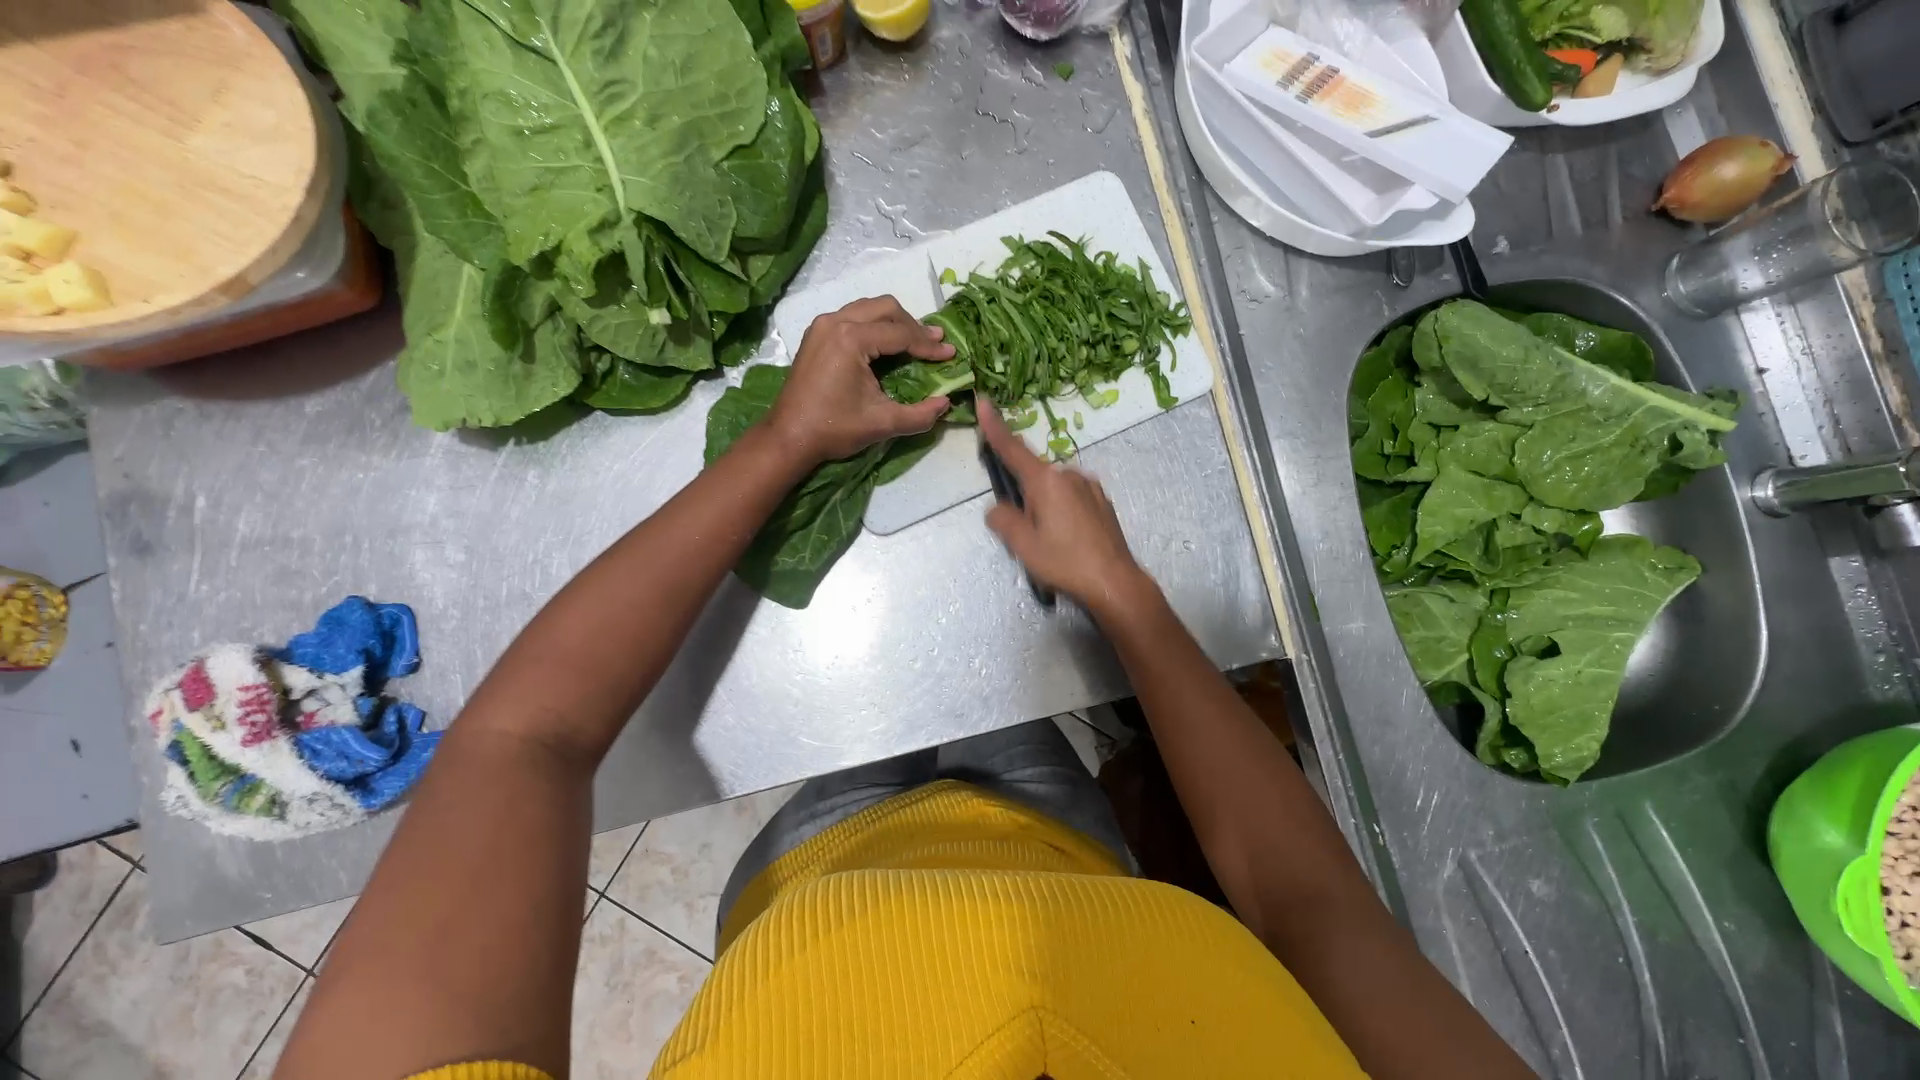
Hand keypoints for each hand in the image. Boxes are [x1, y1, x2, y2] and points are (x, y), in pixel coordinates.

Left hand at [766, 296, 955, 464]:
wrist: (789, 436)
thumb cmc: (834, 429)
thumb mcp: (882, 423)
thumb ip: (919, 414)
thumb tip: (946, 404)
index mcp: (851, 339)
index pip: (900, 334)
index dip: (928, 346)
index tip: (950, 354)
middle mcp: (835, 322)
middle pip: (885, 308)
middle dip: (913, 326)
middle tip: (934, 344)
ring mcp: (822, 325)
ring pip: (868, 308)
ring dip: (894, 322)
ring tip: (915, 341)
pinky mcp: (816, 334)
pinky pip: (852, 316)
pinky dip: (874, 325)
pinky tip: (886, 344)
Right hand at [978, 397, 1156, 616]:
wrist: (1114, 583)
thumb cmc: (1064, 562)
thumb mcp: (1022, 545)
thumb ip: (1003, 520)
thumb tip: (998, 509)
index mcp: (1046, 480)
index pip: (1013, 449)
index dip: (994, 427)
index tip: (983, 402)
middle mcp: (1069, 475)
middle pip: (1034, 477)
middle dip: (1024, 498)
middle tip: (1028, 535)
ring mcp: (1090, 487)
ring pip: (1054, 491)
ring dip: (1045, 508)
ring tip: (1052, 545)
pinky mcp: (1102, 503)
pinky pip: (1072, 500)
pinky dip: (1063, 515)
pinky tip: (1069, 542)